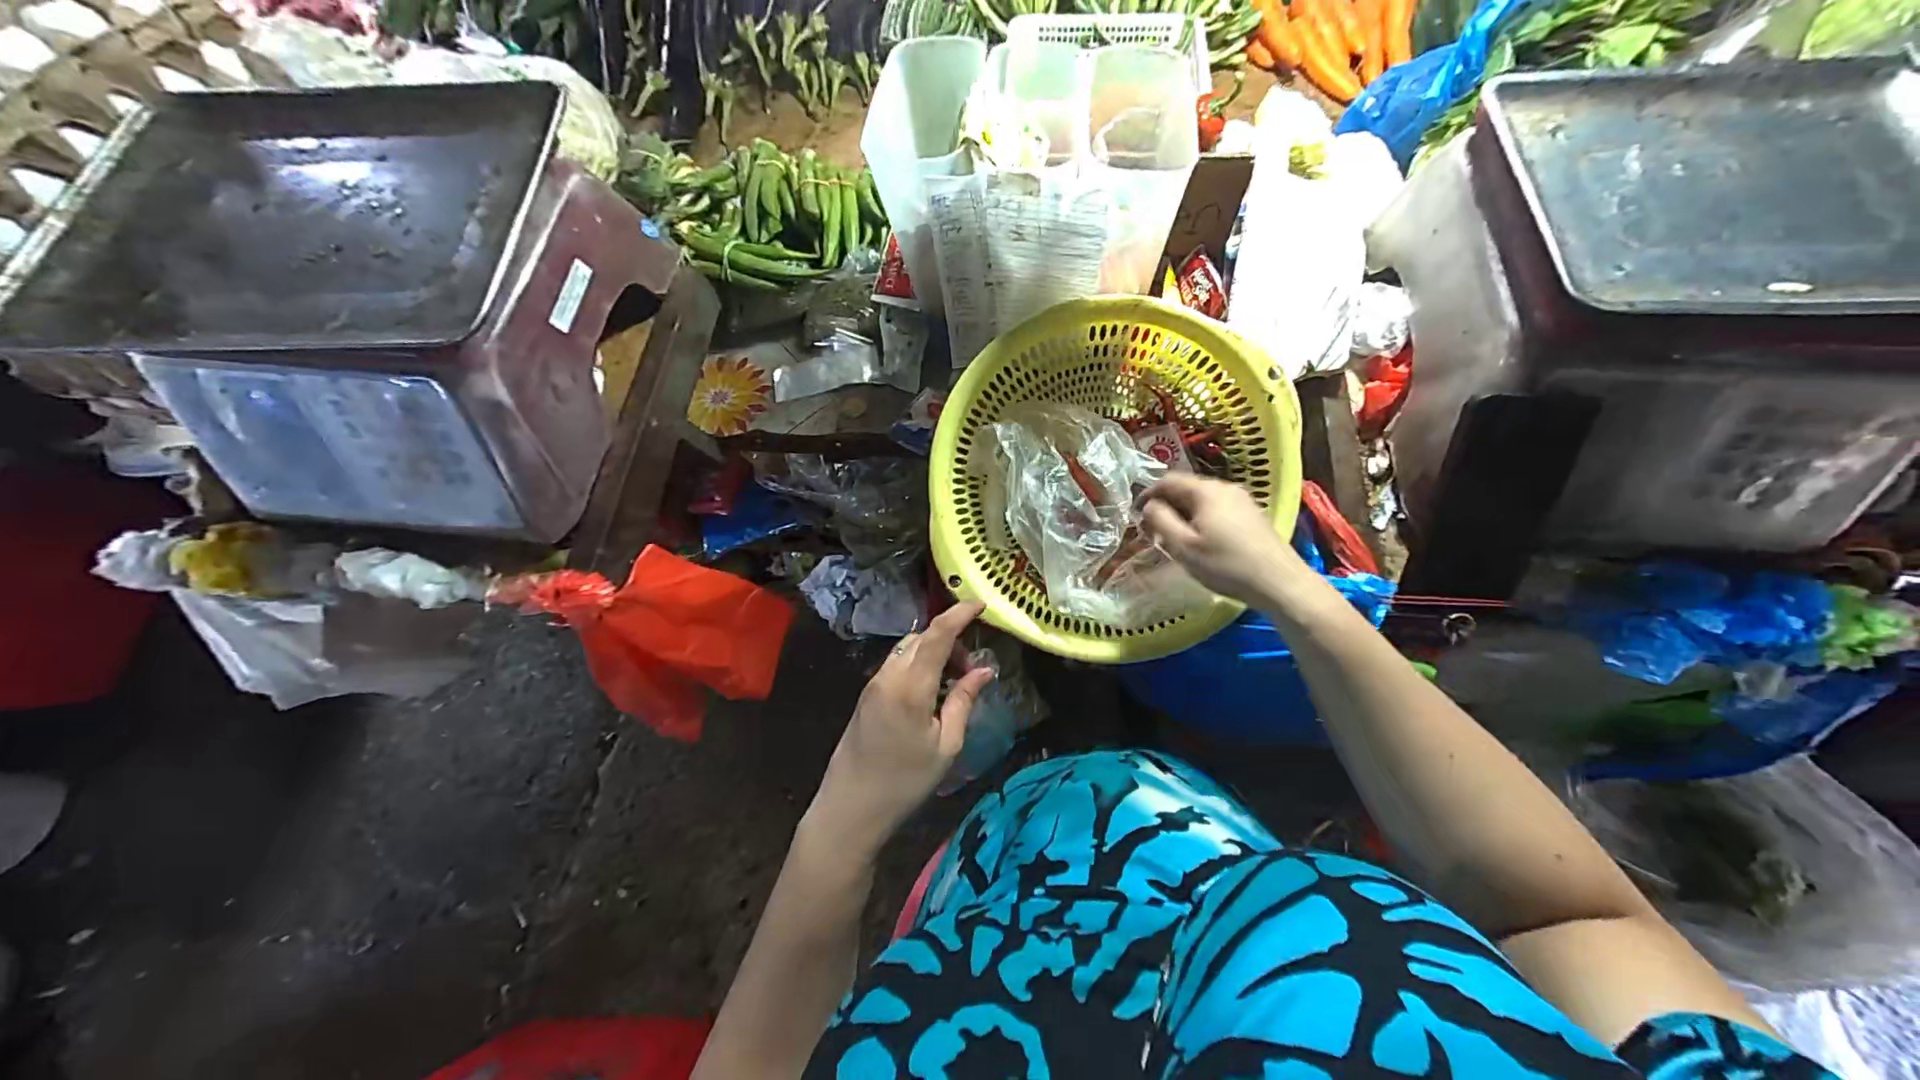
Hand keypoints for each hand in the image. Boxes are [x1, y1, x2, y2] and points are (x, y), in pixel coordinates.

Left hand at [807, 602, 994, 859]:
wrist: (850, 808)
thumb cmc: (904, 782)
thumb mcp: (946, 746)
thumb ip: (964, 701)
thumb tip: (984, 670)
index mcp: (909, 687)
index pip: (936, 635)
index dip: (959, 614)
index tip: (981, 603)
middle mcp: (887, 676)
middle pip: (922, 638)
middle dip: (951, 641)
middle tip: (971, 671)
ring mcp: (873, 684)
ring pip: (908, 650)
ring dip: (933, 653)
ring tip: (953, 685)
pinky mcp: (867, 695)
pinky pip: (897, 665)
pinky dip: (919, 666)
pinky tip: (932, 694)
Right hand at [1141, 474, 1314, 607]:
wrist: (1279, 582)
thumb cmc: (1226, 565)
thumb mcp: (1183, 546)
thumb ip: (1160, 520)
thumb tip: (1149, 505)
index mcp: (1205, 491)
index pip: (1167, 480)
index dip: (1147, 495)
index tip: (1136, 516)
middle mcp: (1224, 487)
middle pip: (1186, 488)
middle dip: (1166, 506)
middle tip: (1153, 531)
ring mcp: (1242, 500)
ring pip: (1202, 500)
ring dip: (1183, 514)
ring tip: (1175, 538)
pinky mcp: (1252, 515)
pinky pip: (1217, 509)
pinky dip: (1201, 519)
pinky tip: (1201, 541)